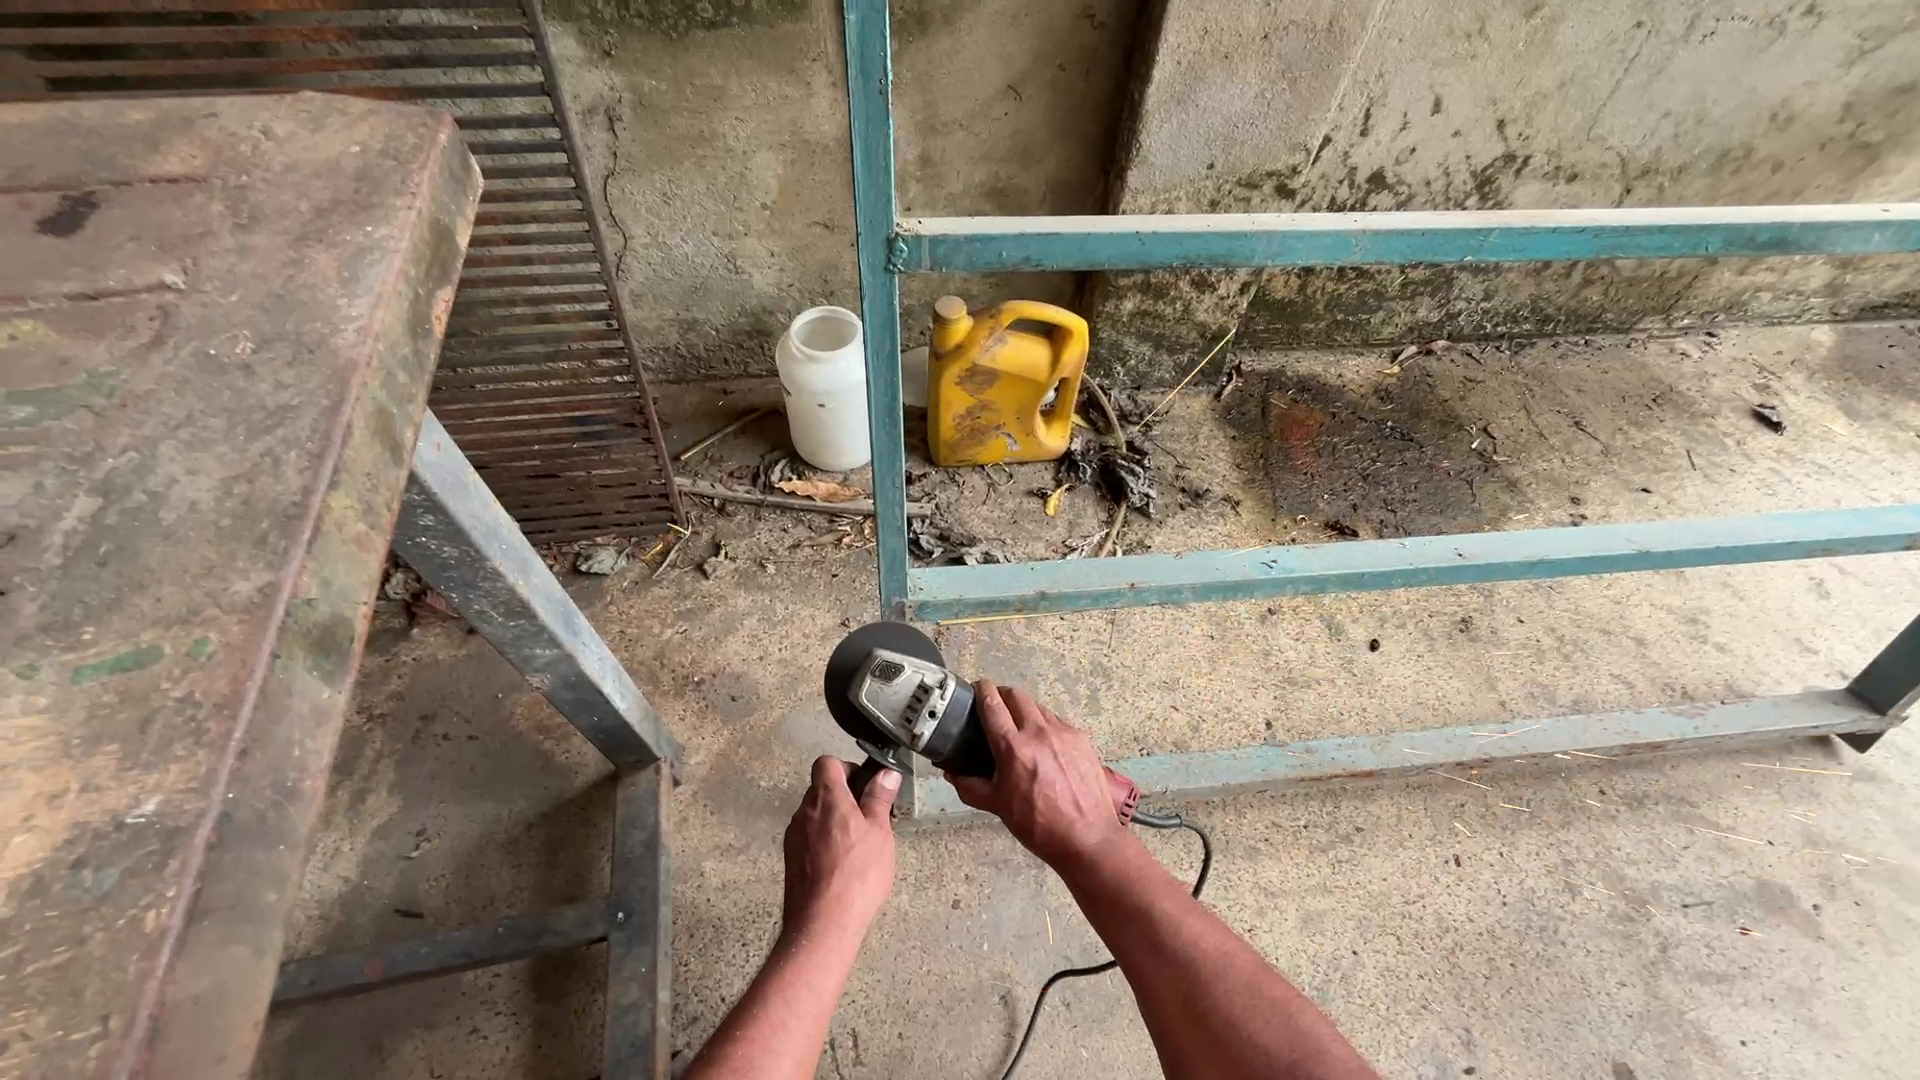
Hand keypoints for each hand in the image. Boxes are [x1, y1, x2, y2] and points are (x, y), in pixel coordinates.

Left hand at [781, 756, 899, 940]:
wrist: (822, 924)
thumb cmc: (856, 875)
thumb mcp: (879, 832)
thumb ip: (879, 799)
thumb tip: (886, 773)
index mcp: (826, 798)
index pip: (826, 762)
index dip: (847, 768)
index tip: (864, 785)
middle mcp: (804, 813)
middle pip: (820, 789)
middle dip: (844, 797)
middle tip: (868, 817)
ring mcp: (794, 837)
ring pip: (815, 815)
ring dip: (834, 820)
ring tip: (858, 845)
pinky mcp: (791, 861)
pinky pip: (808, 838)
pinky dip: (824, 842)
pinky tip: (842, 864)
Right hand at [944, 680, 1128, 870]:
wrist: (1087, 838)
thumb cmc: (1042, 826)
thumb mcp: (999, 807)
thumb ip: (971, 786)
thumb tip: (953, 774)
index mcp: (1014, 748)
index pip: (992, 704)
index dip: (982, 690)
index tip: (977, 688)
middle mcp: (1039, 733)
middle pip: (1016, 695)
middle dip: (1002, 694)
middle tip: (995, 705)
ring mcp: (1063, 733)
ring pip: (1038, 706)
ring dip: (1024, 710)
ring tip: (1019, 727)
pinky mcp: (1081, 739)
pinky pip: (1057, 722)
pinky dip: (1045, 725)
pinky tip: (1044, 744)